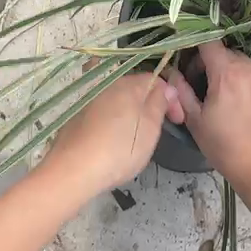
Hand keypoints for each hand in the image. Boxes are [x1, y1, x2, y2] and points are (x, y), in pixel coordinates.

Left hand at [39, 71, 179, 198]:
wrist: (72, 171)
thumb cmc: (118, 149)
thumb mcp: (150, 128)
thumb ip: (159, 104)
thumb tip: (165, 89)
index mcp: (127, 84)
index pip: (156, 80)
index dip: (171, 99)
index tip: (177, 121)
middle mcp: (106, 86)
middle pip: (136, 89)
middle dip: (151, 106)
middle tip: (158, 130)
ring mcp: (89, 101)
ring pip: (118, 102)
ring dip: (132, 115)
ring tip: (136, 139)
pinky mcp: (76, 117)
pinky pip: (103, 114)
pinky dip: (114, 123)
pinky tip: (113, 144)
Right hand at [176, 41, 250, 196]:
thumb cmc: (224, 146)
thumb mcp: (194, 119)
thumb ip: (180, 91)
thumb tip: (169, 72)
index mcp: (227, 72)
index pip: (207, 41)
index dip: (191, 46)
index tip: (180, 61)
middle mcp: (246, 67)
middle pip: (219, 49)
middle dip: (203, 60)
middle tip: (192, 83)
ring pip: (232, 58)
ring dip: (218, 67)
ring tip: (208, 92)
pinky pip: (244, 69)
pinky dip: (231, 75)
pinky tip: (225, 98)